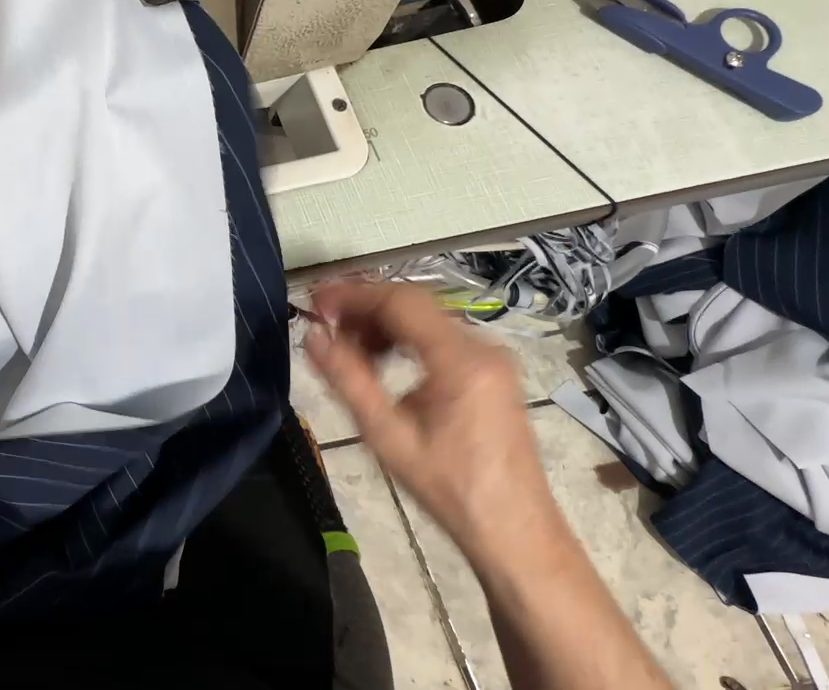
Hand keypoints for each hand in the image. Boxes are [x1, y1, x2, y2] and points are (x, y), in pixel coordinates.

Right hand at [302, 282, 565, 565]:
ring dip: (379, 324)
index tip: (314, 303)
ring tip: (345, 347)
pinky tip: (378, 362)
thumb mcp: (386, 434)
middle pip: (413, 304)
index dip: (352, 295)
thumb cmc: (449, 488)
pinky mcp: (490, 373)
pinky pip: (437, 337)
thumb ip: (347, 378)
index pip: (399, 302)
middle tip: (323, 323)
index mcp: (461, 360)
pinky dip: (401, 339)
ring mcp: (491, 360)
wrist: (515, 533)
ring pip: (424, 318)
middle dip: (362, 307)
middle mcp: (483, 349)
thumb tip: (312, 335)